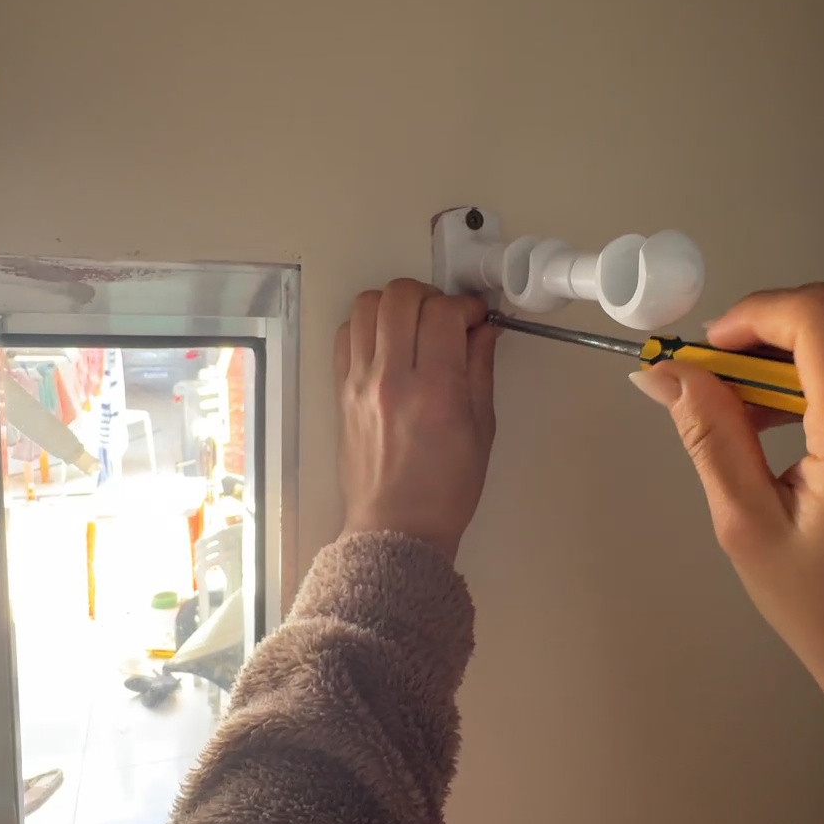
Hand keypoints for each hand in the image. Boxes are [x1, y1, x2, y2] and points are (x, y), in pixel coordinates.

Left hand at [335, 279, 498, 559]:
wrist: (396, 528)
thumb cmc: (444, 490)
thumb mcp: (481, 429)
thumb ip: (480, 369)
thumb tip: (483, 329)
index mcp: (435, 391)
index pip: (443, 312)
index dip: (465, 305)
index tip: (475, 318)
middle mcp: (391, 380)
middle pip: (400, 296)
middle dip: (429, 295)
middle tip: (444, 316)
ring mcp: (359, 383)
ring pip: (365, 305)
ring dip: (394, 304)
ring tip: (413, 325)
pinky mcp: (340, 391)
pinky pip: (344, 334)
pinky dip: (366, 326)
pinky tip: (386, 344)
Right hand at [633, 283, 823, 823]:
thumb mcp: (747, 525)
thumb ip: (709, 434)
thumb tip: (666, 373)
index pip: (821, 314)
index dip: (753, 314)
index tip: (705, 355)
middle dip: (759, 338)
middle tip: (707, 389)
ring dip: (783, 363)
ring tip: (736, 418)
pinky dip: (814, 384)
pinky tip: (781, 434)